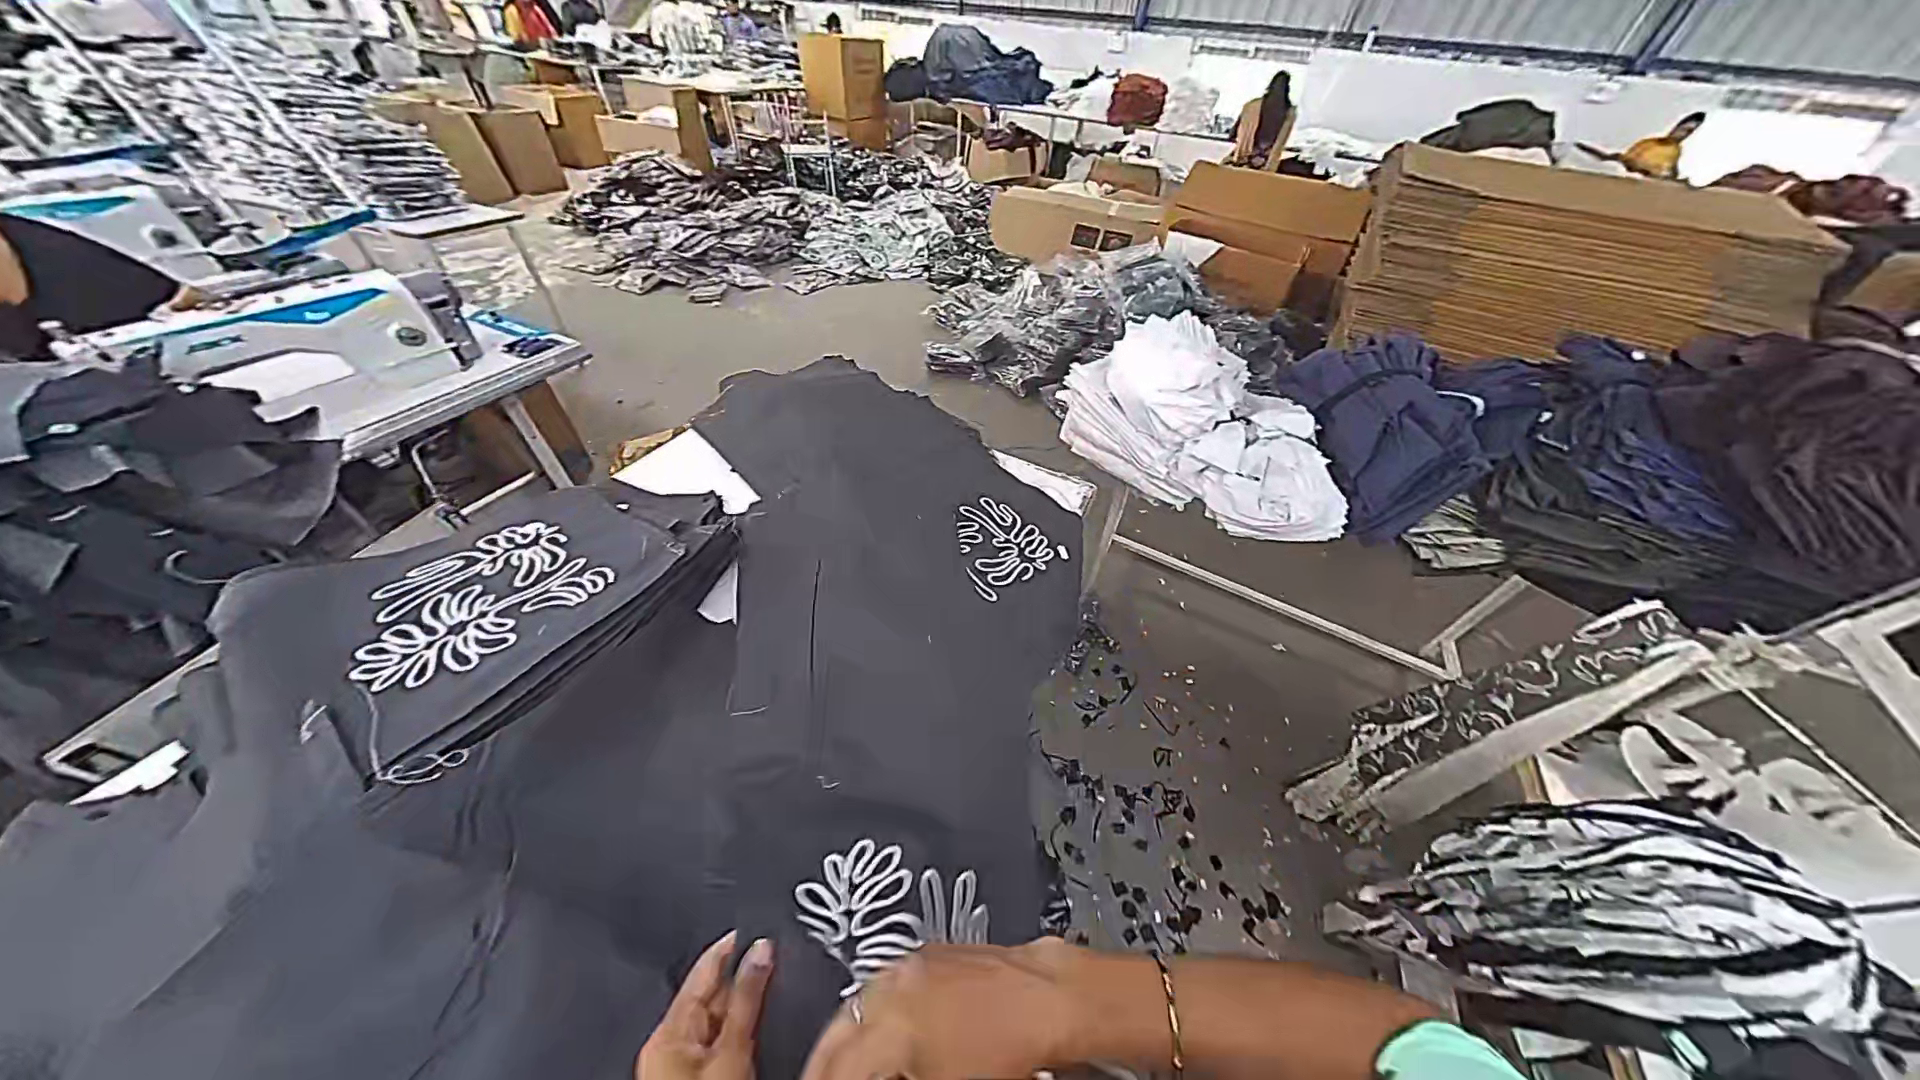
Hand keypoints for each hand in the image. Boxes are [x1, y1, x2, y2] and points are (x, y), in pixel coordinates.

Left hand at [638, 931, 775, 1079]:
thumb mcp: (731, 1051)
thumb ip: (747, 997)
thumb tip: (762, 948)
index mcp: (666, 1032)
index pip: (704, 966)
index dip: (735, 943)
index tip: (763, 928)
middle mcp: (670, 1045)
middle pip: (716, 991)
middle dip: (747, 975)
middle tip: (780, 959)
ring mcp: (684, 1065)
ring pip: (724, 1017)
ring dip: (749, 1002)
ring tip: (778, 988)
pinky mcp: (701, 1078)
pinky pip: (726, 1039)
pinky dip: (747, 1027)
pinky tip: (765, 1023)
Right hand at [799, 938, 1096, 1079]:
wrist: (1050, 1001)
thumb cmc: (1012, 1052)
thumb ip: (896, 1079)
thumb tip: (876, 1077)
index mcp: (893, 1022)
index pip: (840, 1067)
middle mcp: (895, 983)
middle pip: (840, 1028)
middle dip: (825, 1060)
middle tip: (818, 1076)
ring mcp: (912, 962)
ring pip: (858, 999)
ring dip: (845, 1032)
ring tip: (843, 1062)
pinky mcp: (931, 952)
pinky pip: (885, 982)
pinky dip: (873, 1008)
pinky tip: (878, 1030)